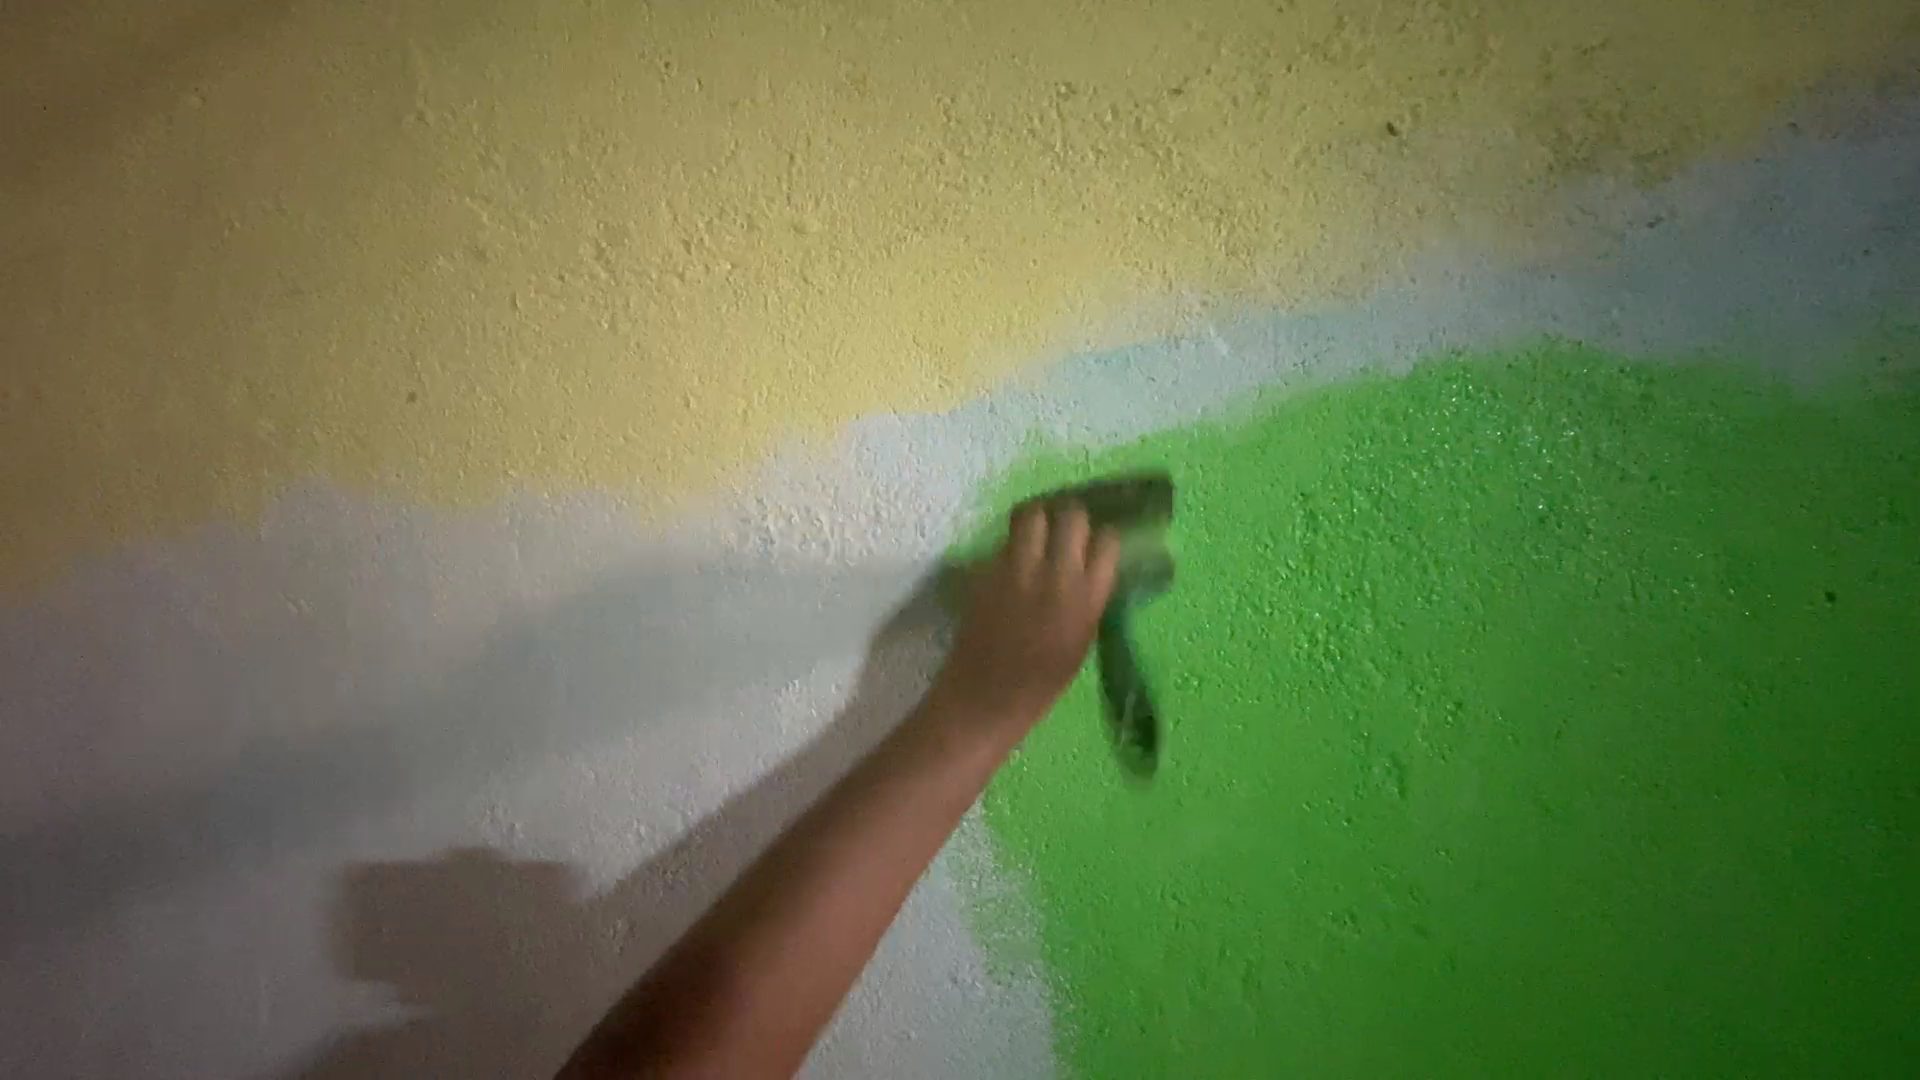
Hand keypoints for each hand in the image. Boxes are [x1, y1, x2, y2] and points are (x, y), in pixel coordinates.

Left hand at [929, 498, 1122, 737]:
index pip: (1106, 541)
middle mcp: (1055, 575)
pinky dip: (1009, 546)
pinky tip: (1009, 561)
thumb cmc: (1042, 682)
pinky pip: (1002, 543)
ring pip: (1030, 515)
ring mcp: (1016, 570)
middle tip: (1065, 525)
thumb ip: (1088, 598)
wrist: (986, 696)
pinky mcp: (985, 571)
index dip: (1102, 537)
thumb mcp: (1082, 639)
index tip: (1095, 542)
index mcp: (1086, 598)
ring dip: (1036, 517)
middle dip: (1070, 515)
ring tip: (1036, 529)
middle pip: (1071, 516)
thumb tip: (1089, 567)